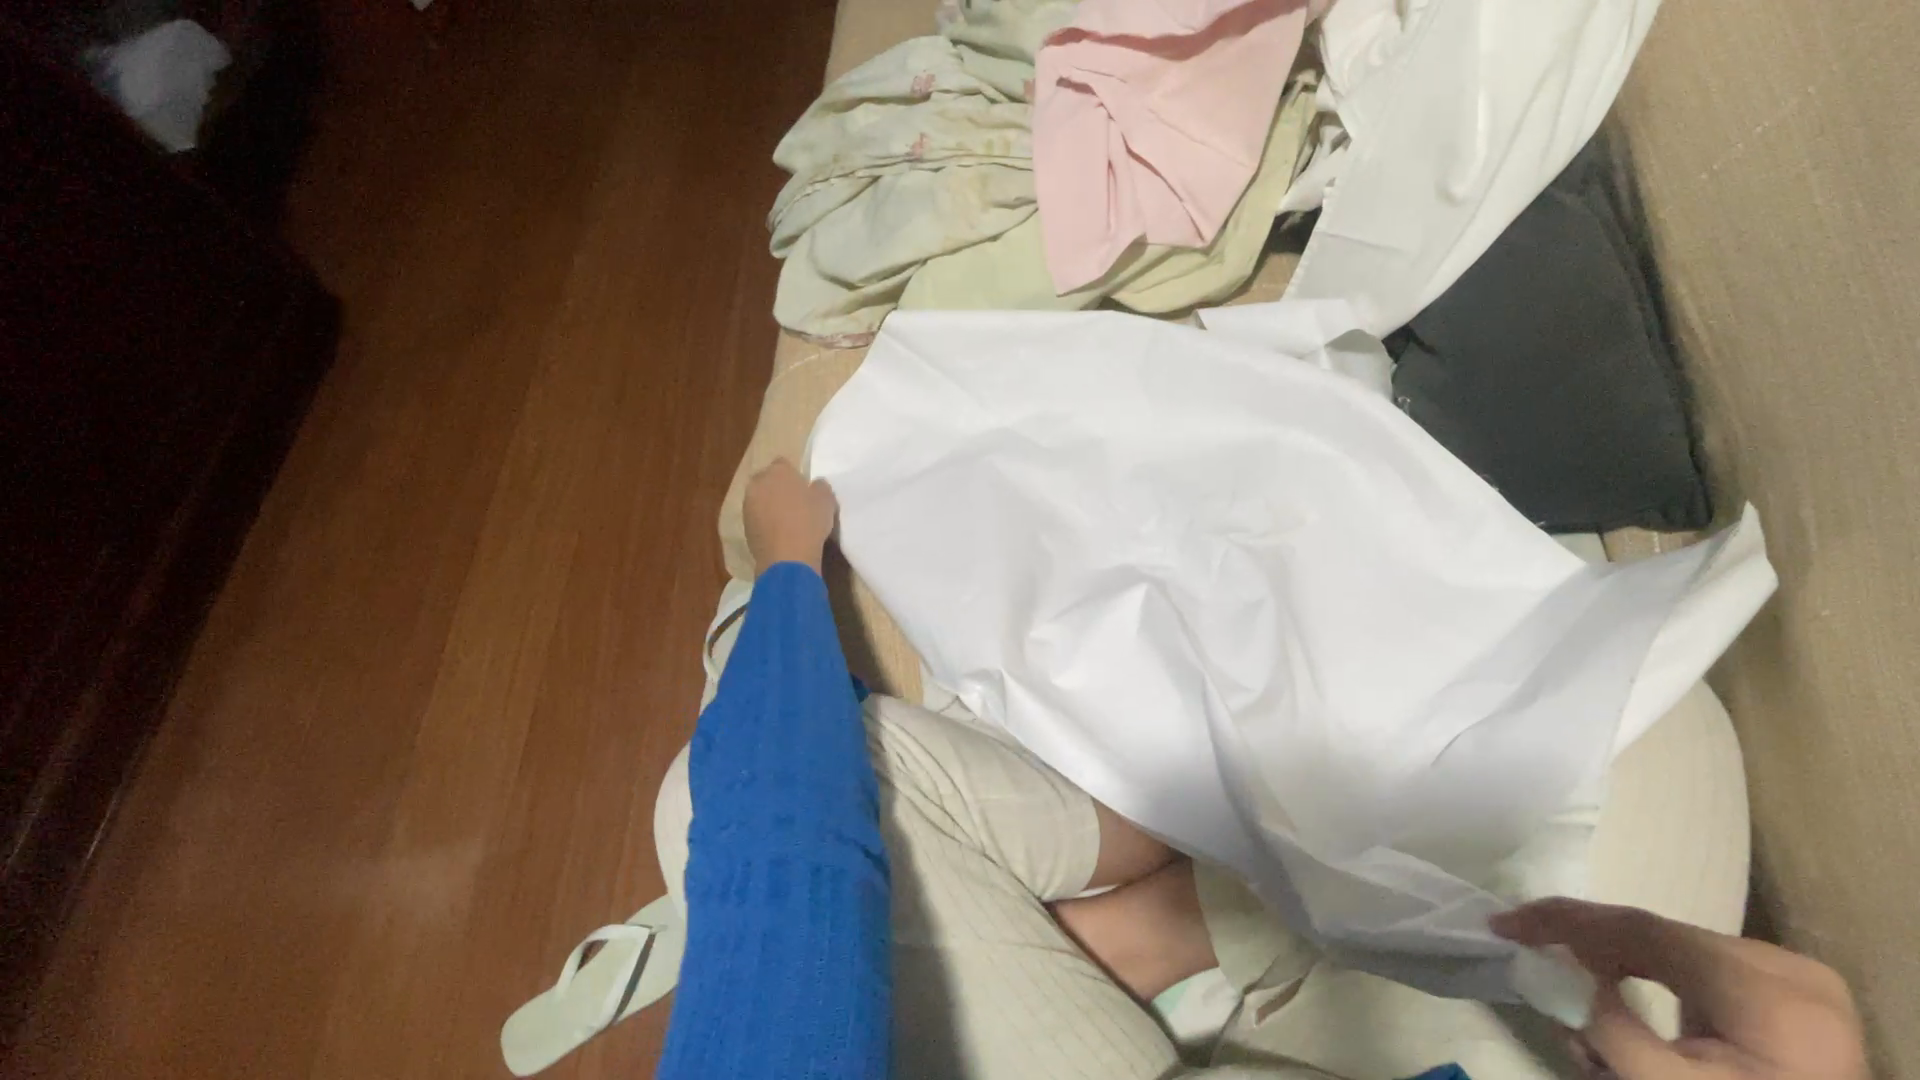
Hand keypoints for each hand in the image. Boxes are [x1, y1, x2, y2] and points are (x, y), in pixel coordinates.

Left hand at [744, 459, 836, 573]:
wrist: (787, 557)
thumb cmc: (809, 521)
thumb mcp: (826, 500)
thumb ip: (820, 486)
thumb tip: (815, 485)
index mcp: (777, 471)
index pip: (783, 464)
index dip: (793, 475)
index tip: (803, 487)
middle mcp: (757, 484)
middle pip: (767, 481)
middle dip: (777, 488)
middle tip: (794, 502)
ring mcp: (747, 506)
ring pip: (760, 500)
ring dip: (769, 506)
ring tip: (786, 521)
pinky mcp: (744, 527)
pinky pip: (757, 519)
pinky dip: (765, 523)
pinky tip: (779, 535)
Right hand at [1492, 898, 1867, 1079]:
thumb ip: (1608, 1028)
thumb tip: (1553, 970)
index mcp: (1767, 990)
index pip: (1642, 931)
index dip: (1563, 921)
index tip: (1503, 924)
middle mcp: (1784, 966)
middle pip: (1652, 933)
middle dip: (1580, 938)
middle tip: (1520, 939)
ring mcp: (1789, 976)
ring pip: (1665, 942)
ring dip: (1605, 955)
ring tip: (1561, 971)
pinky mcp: (1779, 988)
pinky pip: (1688, 959)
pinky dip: (1640, 968)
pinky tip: (1609, 980)